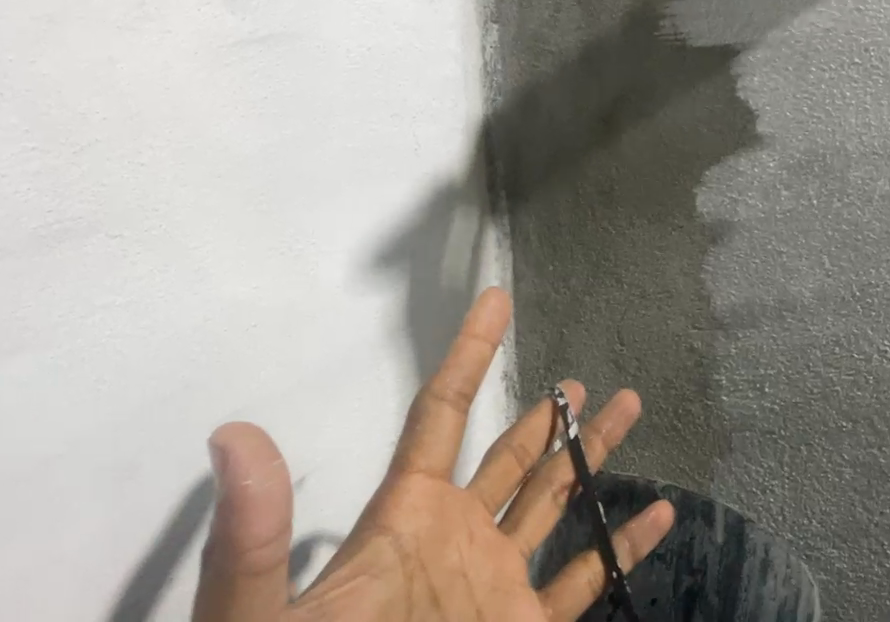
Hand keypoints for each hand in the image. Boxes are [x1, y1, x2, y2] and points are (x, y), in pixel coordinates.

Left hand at [191, 288, 674, 621]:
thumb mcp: (258, 612)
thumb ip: (252, 534)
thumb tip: (231, 433)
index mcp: (407, 514)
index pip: (444, 412)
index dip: (469, 354)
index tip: (495, 300)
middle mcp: (459, 535)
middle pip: (514, 454)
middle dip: (548, 414)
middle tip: (578, 380)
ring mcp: (497, 582)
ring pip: (555, 501)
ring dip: (591, 456)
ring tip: (625, 407)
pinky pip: (587, 580)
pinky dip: (625, 546)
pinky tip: (658, 515)